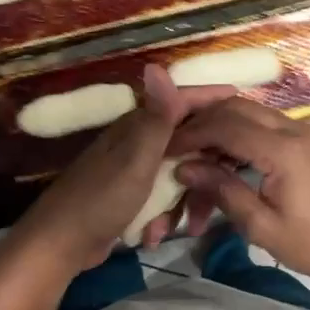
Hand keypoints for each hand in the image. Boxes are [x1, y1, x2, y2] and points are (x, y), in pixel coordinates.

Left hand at [14, 65, 233, 270]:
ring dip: (181, 204)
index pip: (184, 102)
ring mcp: (133, 170)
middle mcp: (137, 142)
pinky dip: (161, 218)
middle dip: (205, 172)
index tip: (250, 111)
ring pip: (177, 176)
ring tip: (184, 228)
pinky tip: (152, 236)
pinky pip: (160, 201)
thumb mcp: (136, 160)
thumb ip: (156, 119)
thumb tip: (159, 64)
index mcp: (138, 127)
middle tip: (220, 195)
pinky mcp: (129, 197)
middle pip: (188, 144)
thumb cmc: (100, 200)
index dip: (215, 102)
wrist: (60, 245)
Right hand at [169, 98, 309, 289]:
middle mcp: (293, 130)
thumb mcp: (260, 226)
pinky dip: (235, 141)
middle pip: (234, 107)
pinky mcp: (302, 144)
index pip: (225, 125)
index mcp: (284, 150)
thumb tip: (185, 168)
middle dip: (199, 123)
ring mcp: (300, 133)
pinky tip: (216, 166)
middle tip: (171, 146)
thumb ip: (222, 190)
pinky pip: (260, 128)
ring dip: (216, 132)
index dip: (190, 134)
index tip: (163, 149)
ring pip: (246, 114)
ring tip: (190, 161)